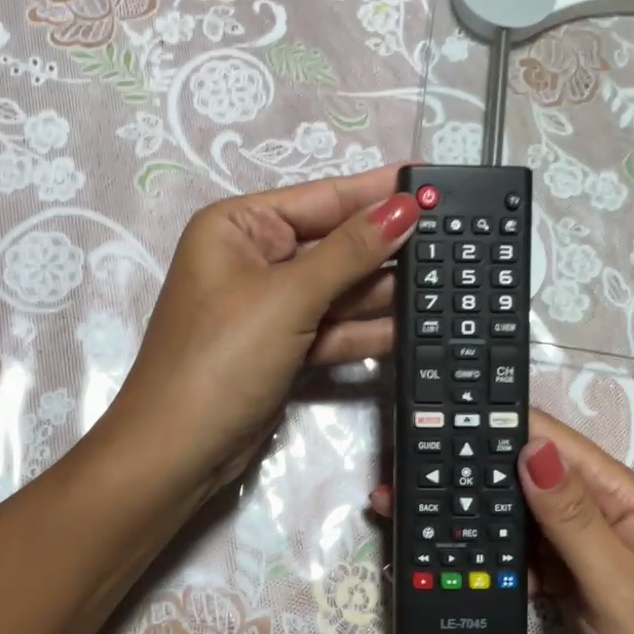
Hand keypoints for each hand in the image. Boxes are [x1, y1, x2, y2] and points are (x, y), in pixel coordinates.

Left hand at [106, 166, 418, 498]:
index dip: (377, 190)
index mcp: (237, 227)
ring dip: (385, 288)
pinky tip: (415, 325)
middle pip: (334, 242)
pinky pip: (334, 326)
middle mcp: (253, 258)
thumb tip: (404, 206)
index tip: (430, 181)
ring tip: (447, 277)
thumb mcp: (289, 296)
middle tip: (454, 234)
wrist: (179, 452)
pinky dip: (367, 329)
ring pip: (339, 288)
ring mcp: (270, 306)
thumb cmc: (223, 357)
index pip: (320, 197)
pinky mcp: (284, 347)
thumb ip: (351, 251)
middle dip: (387, 243)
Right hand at [371, 410, 633, 633]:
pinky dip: (484, 543)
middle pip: (525, 469)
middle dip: (470, 465)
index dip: (499, 422)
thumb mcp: (620, 585)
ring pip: (514, 508)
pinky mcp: (561, 567)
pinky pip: (518, 544)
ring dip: (469, 504)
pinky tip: (440, 540)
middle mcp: (594, 504)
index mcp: (617, 493)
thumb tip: (530, 446)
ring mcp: (575, 537)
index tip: (438, 416)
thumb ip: (573, 519)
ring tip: (402, 499)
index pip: (550, 439)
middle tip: (401, 466)